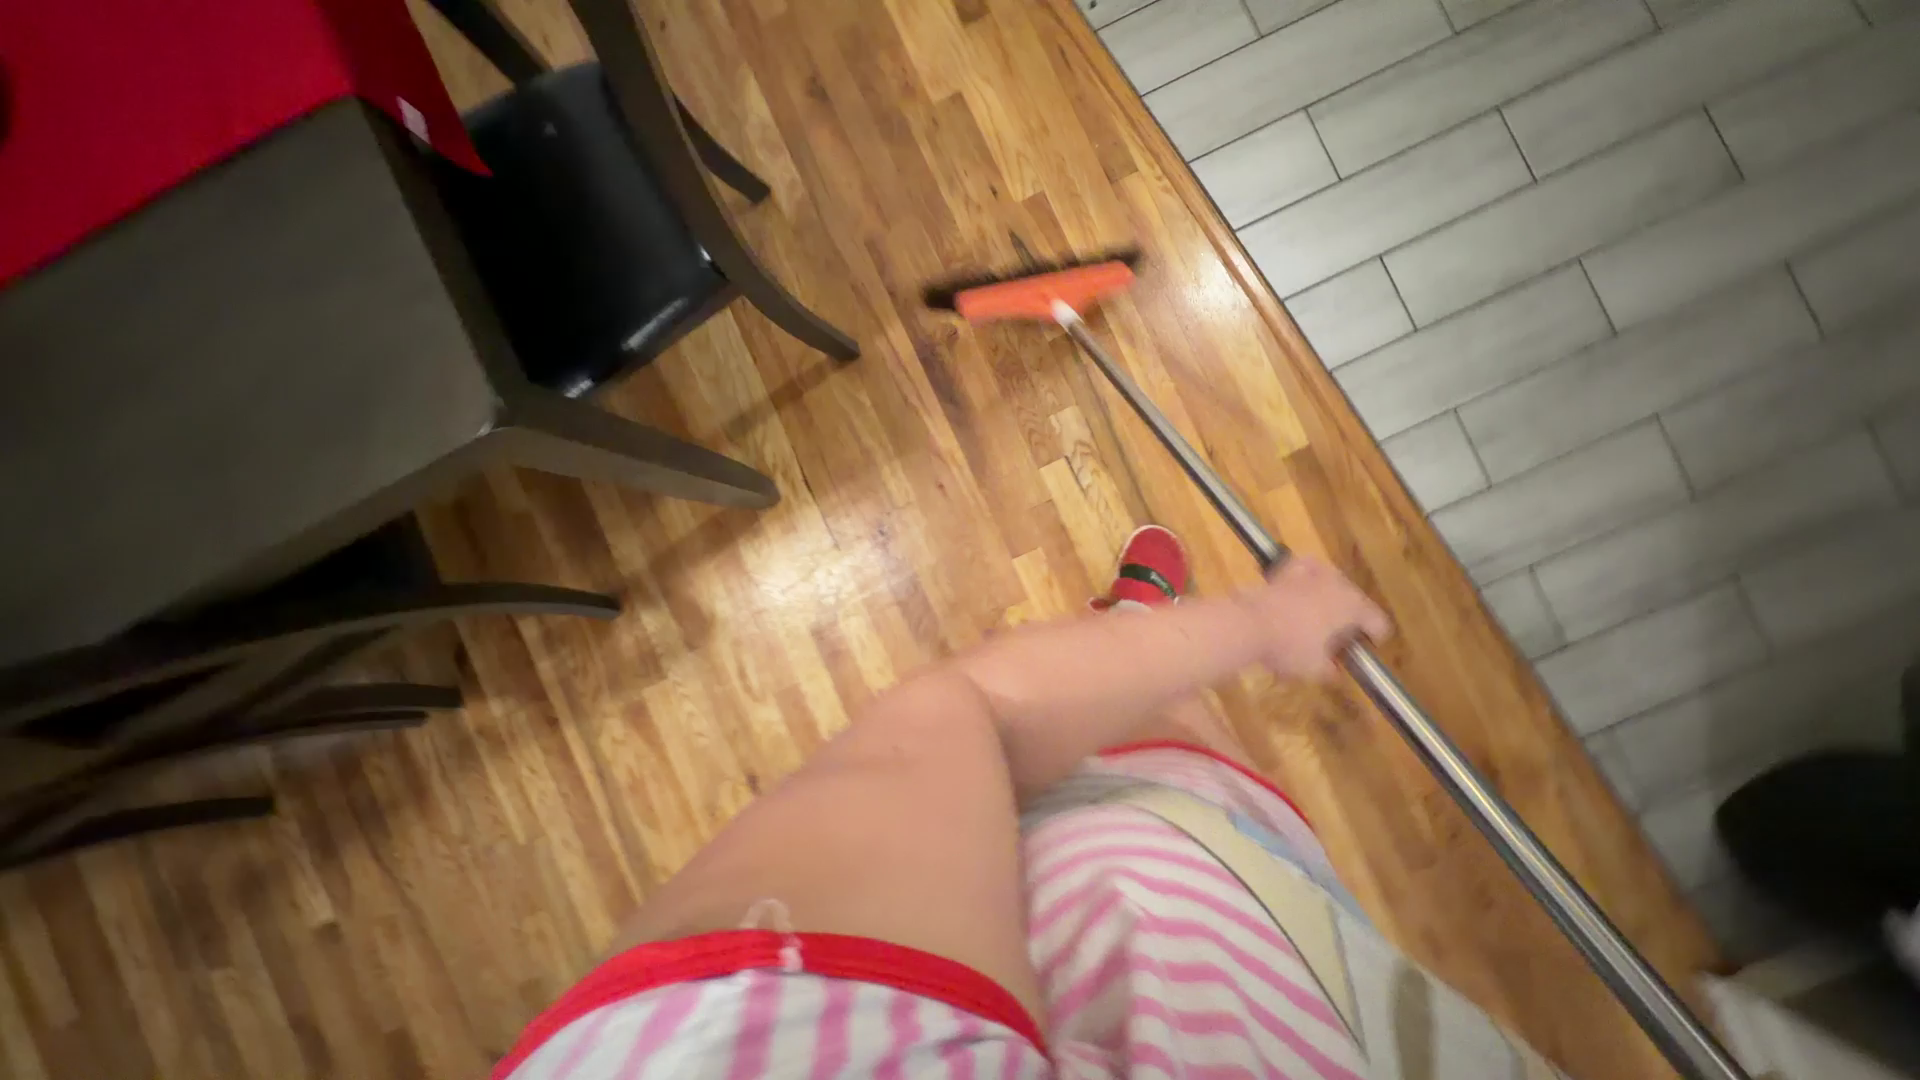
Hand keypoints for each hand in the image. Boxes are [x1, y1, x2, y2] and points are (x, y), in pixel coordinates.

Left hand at [1237, 556, 1390, 680]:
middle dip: (1351, 618)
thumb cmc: (1288, 647)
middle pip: (1356, 600)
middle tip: (1340, 639)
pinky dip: (1309, 577)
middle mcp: (1337, 583)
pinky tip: (1302, 587)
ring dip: (1332, 597)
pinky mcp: (1285, 570)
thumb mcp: (1313, 668)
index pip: (1378, 622)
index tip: (1365, 651)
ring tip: (1322, 615)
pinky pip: (1306, 568)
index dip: (1375, 638)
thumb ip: (1329, 670)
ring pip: (1333, 581)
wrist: (1246, 623)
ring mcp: (1310, 573)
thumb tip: (1333, 671)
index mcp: (1352, 607)